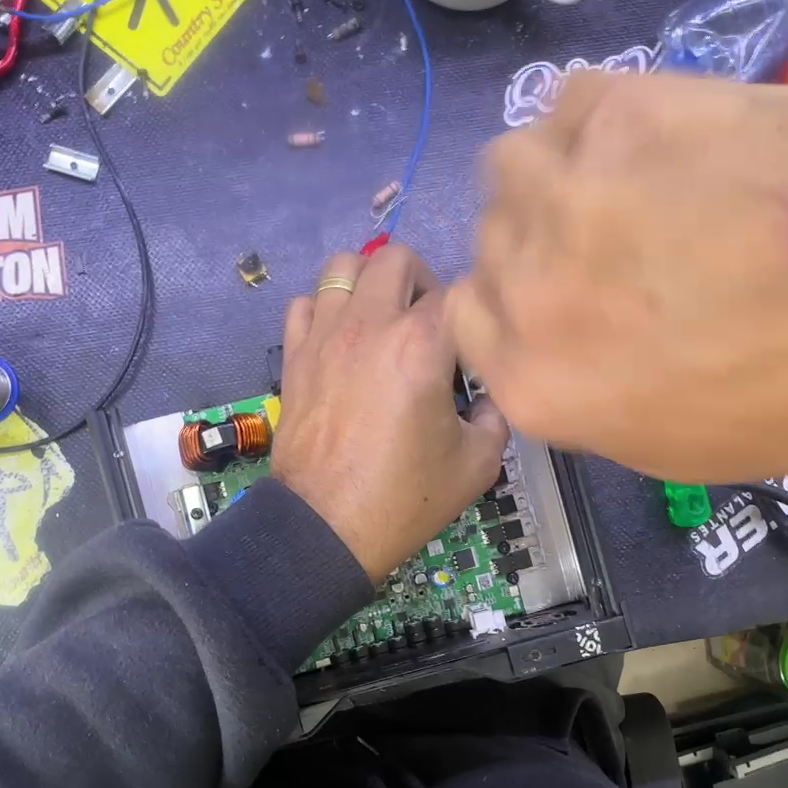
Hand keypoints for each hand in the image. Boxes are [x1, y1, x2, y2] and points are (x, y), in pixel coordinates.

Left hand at [273, 245, 510, 580]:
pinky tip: (339, 340)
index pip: (456, 294)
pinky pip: (304, 303)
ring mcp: (324, 337)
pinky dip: (324, 309)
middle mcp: (369, 325)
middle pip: (395, 258)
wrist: (326, 529)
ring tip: (380, 321)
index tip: (467, 351)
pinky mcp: (293, 356)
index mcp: (421, 346)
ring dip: (368, 283)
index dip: (469, 315)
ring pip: (342, 265)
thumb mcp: (477, 465)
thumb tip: (483, 398)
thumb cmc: (404, 499)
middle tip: (426, 325)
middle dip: (420, 281)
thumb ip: (493, 416)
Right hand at [445, 71, 787, 522]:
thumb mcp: (653, 437)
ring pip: (514, 163)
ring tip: (644, 182)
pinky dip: (609, 116)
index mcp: (532, 384)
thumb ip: (569, 378)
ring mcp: (575, 199)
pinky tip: (673, 140)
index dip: (517, 297)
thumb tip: (549, 320)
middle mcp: (530, 293)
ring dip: (565, 171)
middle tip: (620, 237)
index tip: (566, 288)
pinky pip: (576, 99)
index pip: (467, 312)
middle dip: (541, 237)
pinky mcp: (637, 115)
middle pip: (490, 235)